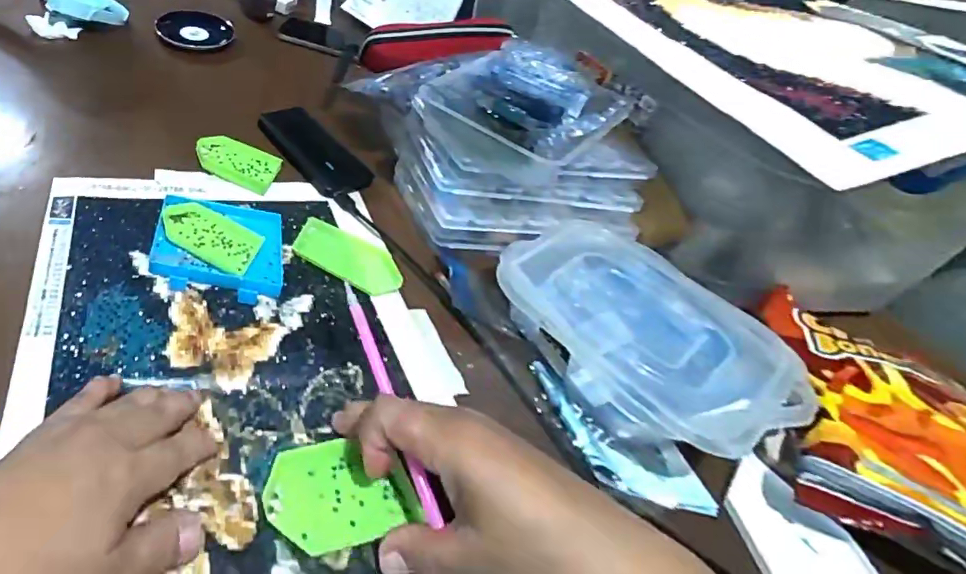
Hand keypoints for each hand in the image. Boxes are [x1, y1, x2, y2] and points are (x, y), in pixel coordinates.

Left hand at [0, 377, 216, 573]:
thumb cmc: (49, 567)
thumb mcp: (110, 570)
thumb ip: (156, 546)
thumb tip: (200, 523)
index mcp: (128, 476)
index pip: (174, 454)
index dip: (197, 445)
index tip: (215, 437)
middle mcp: (107, 442)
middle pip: (152, 418)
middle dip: (178, 408)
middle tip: (198, 397)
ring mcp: (75, 430)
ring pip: (122, 404)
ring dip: (147, 395)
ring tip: (166, 388)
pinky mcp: (46, 429)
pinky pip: (81, 400)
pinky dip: (99, 389)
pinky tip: (108, 382)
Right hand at [334, 397, 707, 573]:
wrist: (626, 562)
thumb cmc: (536, 551)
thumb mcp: (472, 558)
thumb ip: (421, 550)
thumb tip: (385, 553)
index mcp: (449, 436)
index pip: (386, 412)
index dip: (365, 435)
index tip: (369, 477)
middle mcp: (464, 422)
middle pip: (405, 408)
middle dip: (371, 422)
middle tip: (339, 429)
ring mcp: (490, 434)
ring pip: (428, 421)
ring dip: (401, 438)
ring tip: (385, 462)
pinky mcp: (509, 452)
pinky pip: (453, 437)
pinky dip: (429, 451)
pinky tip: (437, 485)